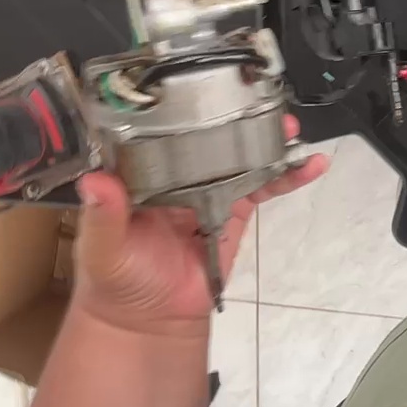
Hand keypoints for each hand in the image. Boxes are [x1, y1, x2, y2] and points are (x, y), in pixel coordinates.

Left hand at [71, 114, 330, 336]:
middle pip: (212, 134)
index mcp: (145, 171)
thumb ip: (103, 216)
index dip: (186, 106)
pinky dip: (288, 177)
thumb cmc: (116, 280)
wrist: (150, 320)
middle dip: (238, 114)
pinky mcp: (236, 211)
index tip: (206, 86)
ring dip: (267, 139)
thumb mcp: (102, 247)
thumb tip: (96, 181)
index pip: (165, 129)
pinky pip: (265, 188)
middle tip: (260, 100)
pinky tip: (310, 165)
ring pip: (243, 155)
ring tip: (289, 127)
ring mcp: (211, 189)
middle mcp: (180, 173)